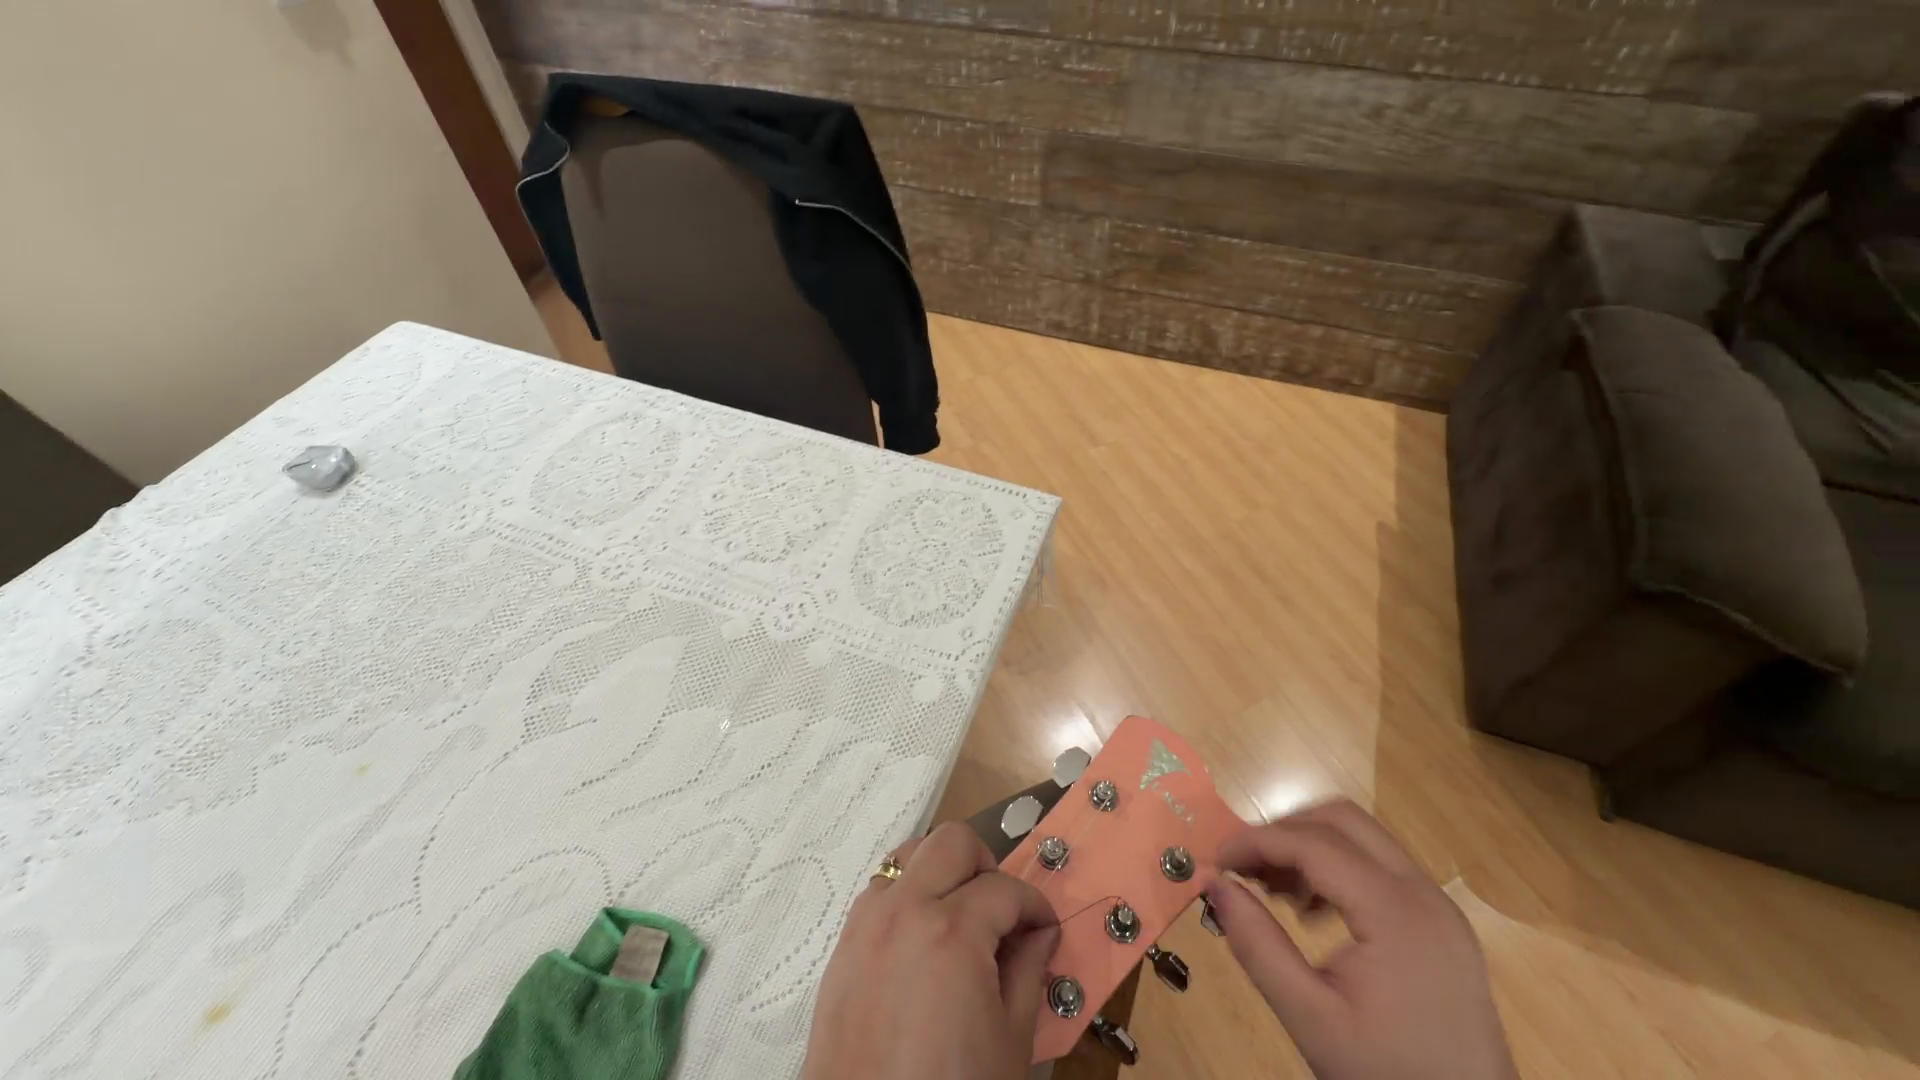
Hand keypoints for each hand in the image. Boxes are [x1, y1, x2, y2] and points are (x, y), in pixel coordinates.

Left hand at [801, 821, 1060, 1079]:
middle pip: (951, 842)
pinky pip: (878, 891)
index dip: (1035, 906)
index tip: (1044, 928)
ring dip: (940, 871)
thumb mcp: (1010, 1039)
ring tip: (961, 916)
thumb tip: (1038, 934)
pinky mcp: (842, 945)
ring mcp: (866, 924)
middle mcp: (904, 911)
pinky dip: (906, 894)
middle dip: (986, 864)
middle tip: (1002, 908)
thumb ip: (1028, 971)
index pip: (1006, 888)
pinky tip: (923, 938)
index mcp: (952, 932)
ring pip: (908, 855)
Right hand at [1206, 800, 1516, 1079]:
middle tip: (1243, 867)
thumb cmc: (1387, 1073)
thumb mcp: (1310, 1018)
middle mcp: (1423, 893)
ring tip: (1270, 890)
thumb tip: (1216, 885)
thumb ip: (1259, 946)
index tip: (1215, 860)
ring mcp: (1438, 906)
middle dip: (1284, 831)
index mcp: (1396, 912)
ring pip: (1363, 839)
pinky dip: (1337, 869)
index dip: (1257, 841)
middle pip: (1343, 820)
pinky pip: (1381, 868)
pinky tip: (1311, 913)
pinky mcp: (1440, 923)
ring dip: (1310, 848)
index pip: (1314, 843)